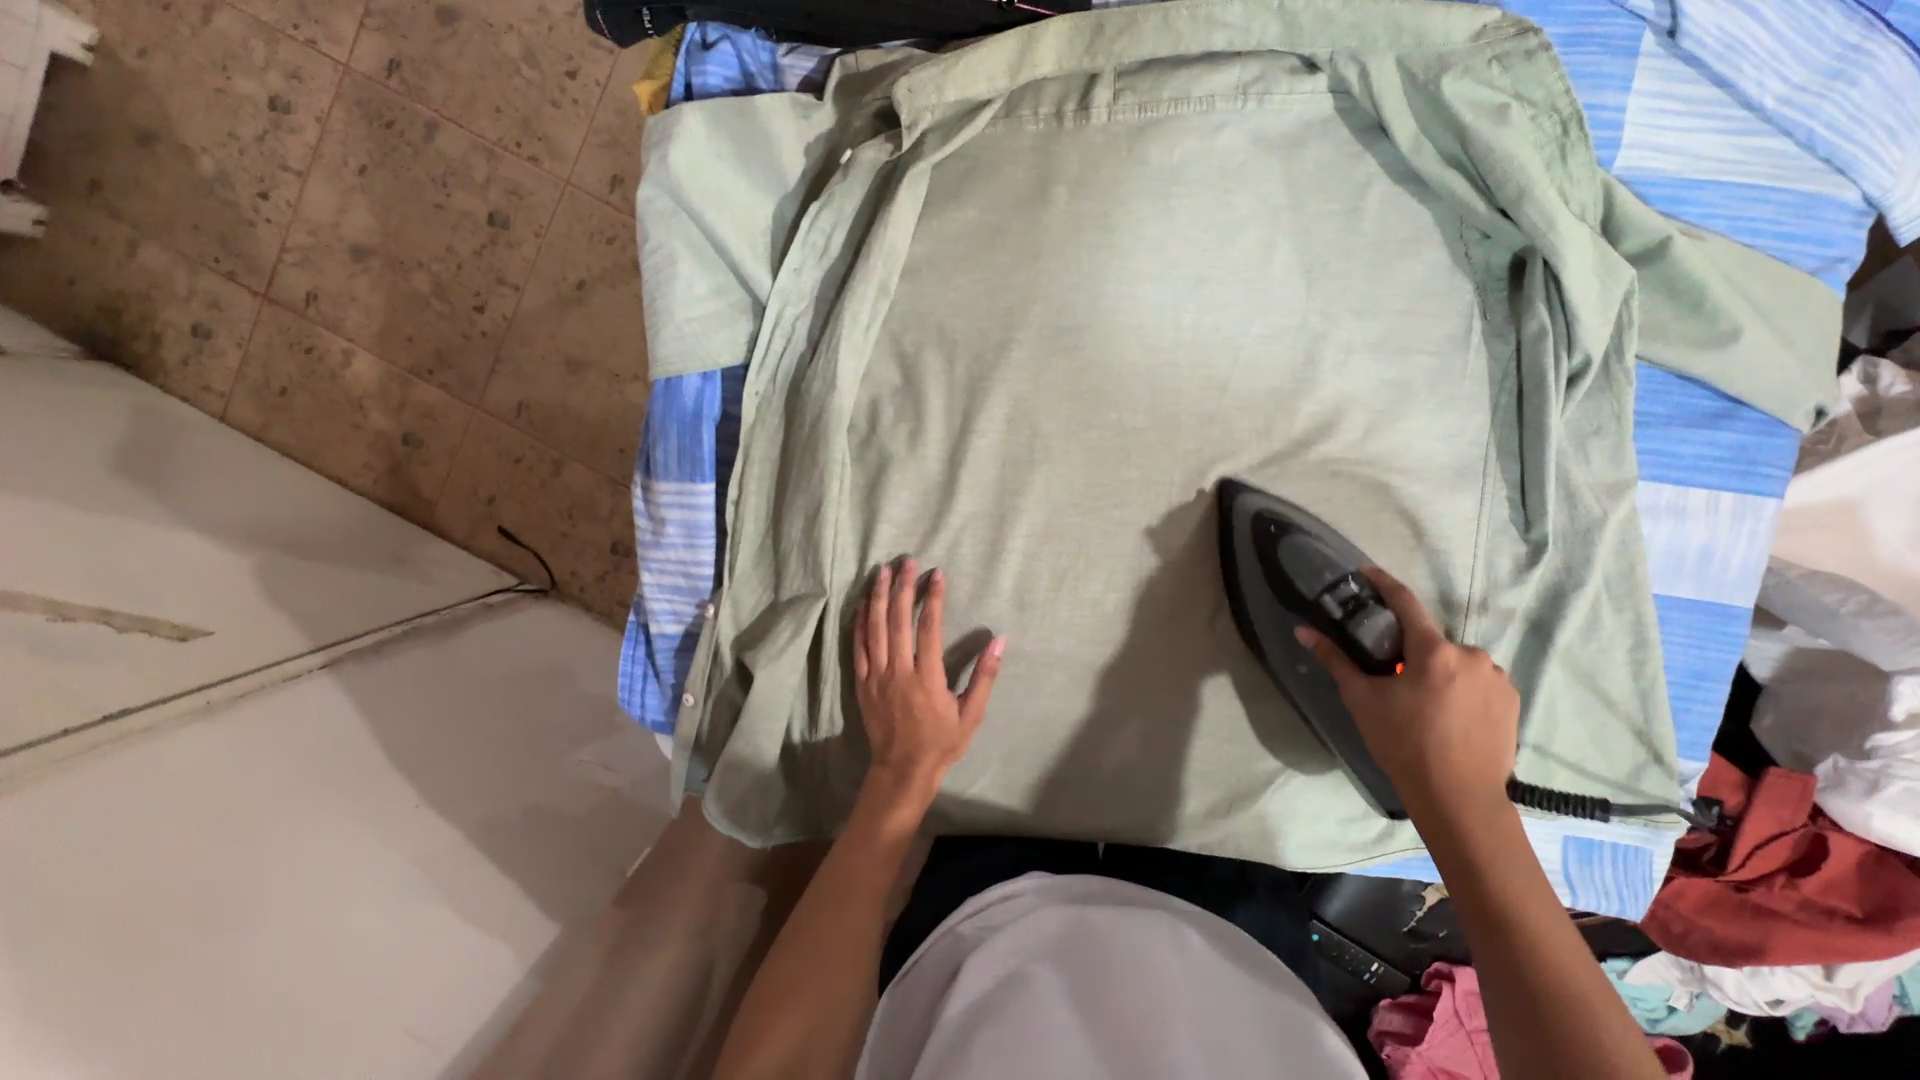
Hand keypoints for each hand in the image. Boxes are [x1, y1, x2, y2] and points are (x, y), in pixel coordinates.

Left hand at [853, 558, 1005, 803]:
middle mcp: (898, 671)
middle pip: (898, 619)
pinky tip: (864, 603)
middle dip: (903, 587)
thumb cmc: (942, 743)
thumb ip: (985, 676)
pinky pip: (858, 647)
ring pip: (874, 628)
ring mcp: (876, 676)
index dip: (933, 598)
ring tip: (882, 571)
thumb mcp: (972, 714)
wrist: (903, 769)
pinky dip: (860, 622)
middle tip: (907, 561)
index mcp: (927, 677)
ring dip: (878, 596)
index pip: (928, 627)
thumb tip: (1000, 641)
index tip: (936, 575)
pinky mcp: (862, 684)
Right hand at [1294, 566, 1518, 824]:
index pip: (1405, 603)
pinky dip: (1462, 690)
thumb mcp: (1362, 701)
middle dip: (1413, 652)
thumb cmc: (1404, 745)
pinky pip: (1479, 683)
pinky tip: (1449, 717)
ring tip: (1424, 704)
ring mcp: (1497, 678)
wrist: (1458, 797)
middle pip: (1432, 641)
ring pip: (1457, 663)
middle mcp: (1471, 656)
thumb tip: (1303, 631)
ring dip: (1440, 673)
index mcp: (1434, 651)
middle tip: (1393, 677)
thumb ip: (1336, 661)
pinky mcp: (1512, 701)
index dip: (1383, 583)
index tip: (1366, 571)